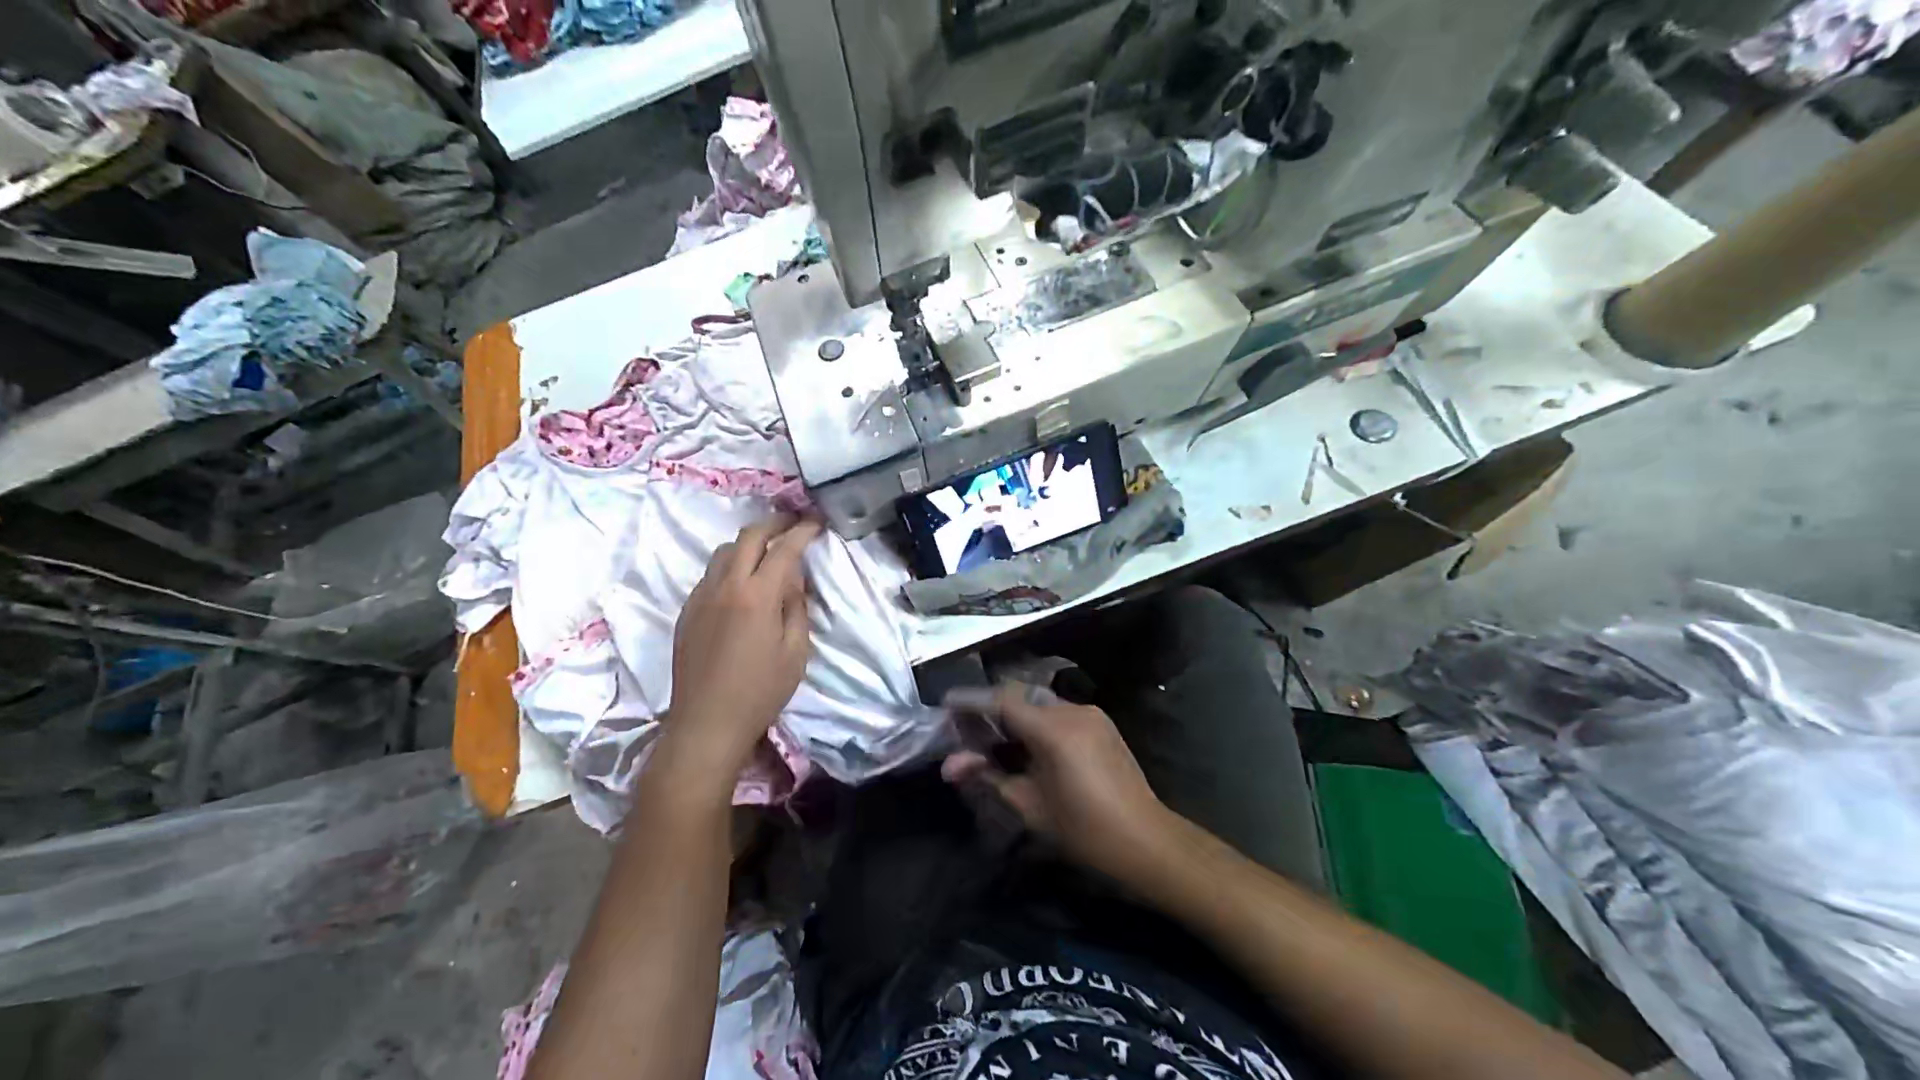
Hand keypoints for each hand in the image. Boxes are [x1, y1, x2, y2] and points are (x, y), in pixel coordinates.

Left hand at [664, 515, 820, 780]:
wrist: (706, 723)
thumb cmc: (760, 692)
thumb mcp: (795, 652)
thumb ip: (796, 608)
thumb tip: (793, 580)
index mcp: (757, 596)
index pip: (784, 549)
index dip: (803, 531)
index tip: (816, 523)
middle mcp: (725, 586)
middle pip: (748, 537)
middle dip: (773, 524)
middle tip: (792, 524)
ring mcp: (701, 597)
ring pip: (724, 552)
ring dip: (749, 543)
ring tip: (767, 551)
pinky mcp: (687, 611)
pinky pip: (710, 574)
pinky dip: (731, 566)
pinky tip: (742, 583)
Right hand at [942, 683, 1177, 879]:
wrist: (1145, 841)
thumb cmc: (1083, 830)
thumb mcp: (1028, 806)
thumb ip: (988, 778)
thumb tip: (951, 765)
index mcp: (1053, 729)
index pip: (1001, 701)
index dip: (970, 701)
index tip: (945, 705)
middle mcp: (1072, 710)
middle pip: (1020, 696)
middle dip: (990, 707)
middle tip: (965, 728)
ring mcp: (1091, 714)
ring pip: (1039, 702)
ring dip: (1013, 713)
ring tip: (990, 737)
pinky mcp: (1101, 724)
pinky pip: (1058, 712)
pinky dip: (1035, 720)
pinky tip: (1024, 743)